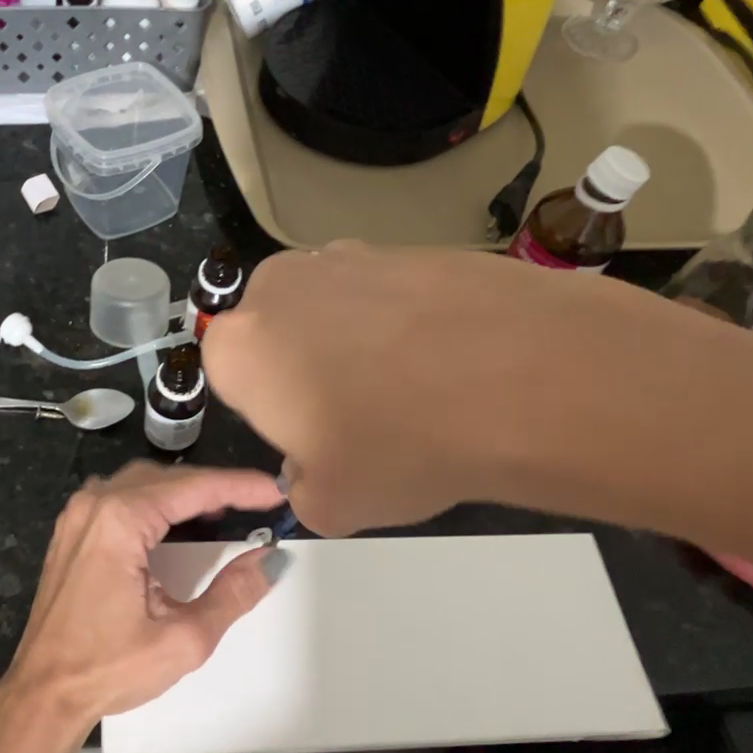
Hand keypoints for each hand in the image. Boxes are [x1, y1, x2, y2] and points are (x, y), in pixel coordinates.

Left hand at [1, 462, 288, 729]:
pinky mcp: (71, 533)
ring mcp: (77, 516)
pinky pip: (119, 499)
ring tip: (225, 510)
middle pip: (166, 478)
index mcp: (119, 521)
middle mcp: (94, 506)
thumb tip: (270, 560)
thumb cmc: (108, 669)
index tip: (275, 490)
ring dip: (183, 492)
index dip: (240, 486)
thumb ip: (233, 593)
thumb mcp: (184, 639)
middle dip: (214, 486)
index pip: (193, 488)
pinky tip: (178, 522)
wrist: (42, 694)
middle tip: (256, 502)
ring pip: (141, 483)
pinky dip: (155, 503)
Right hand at [201, 241, 741, 535]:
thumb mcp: (330, 508)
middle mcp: (279, 287)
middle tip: (359, 413)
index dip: (268, 411)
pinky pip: (386, 292)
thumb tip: (316, 467)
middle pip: (275, 333)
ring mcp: (347, 256)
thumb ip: (301, 490)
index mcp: (240, 347)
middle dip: (303, 367)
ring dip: (352, 341)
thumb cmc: (401, 447)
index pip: (230, 378)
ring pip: (330, 308)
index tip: (312, 436)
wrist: (522, 377)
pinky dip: (404, 322)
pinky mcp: (408, 245)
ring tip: (413, 386)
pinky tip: (449, 358)